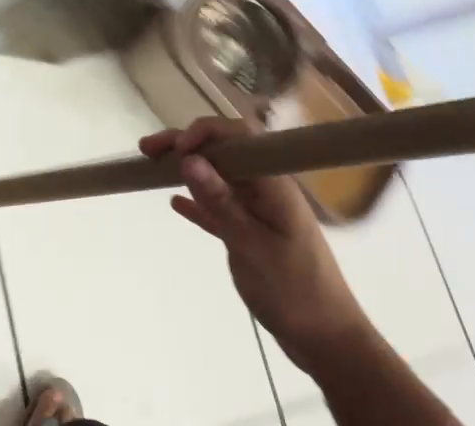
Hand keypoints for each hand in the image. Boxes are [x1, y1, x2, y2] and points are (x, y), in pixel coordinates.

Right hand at [139, 117, 375, 372]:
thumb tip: (188, 159)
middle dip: (185, 145)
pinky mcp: (250, 235)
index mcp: (274, 185)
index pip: (239, 137)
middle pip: (222, 153)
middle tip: (146, 150)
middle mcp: (266, 191)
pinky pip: (218, 208)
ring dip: (186, 170)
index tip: (175, 149)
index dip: (205, 132)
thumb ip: (220, 202)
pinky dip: (197, 202)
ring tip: (150, 167)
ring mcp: (258, 213)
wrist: (328, 342)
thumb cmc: (295, 291)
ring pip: (217, 178)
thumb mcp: (253, 247)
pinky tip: (175, 203)